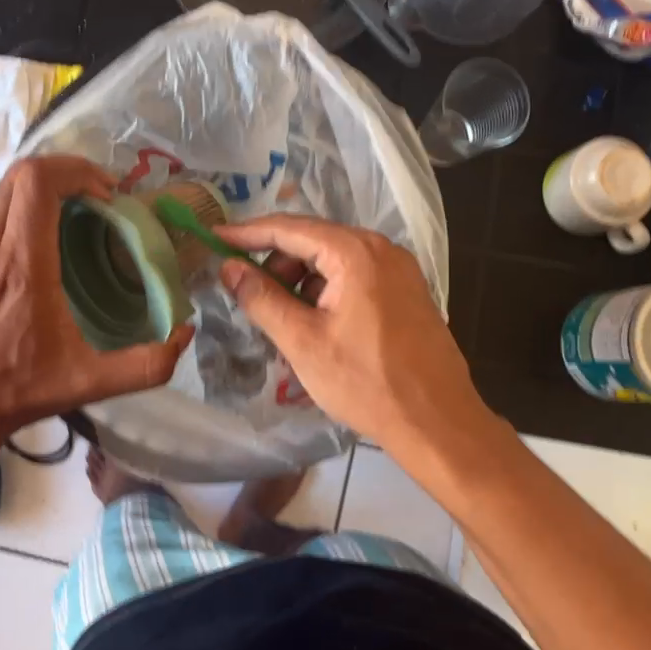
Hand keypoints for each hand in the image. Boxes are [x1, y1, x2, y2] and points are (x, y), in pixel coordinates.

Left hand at [0, 148, 192, 452]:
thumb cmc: (21, 388)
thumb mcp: (92, 382)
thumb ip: (147, 364)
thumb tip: (186, 333)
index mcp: (25, 263)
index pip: (42, 182)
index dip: (77, 172)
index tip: (106, 194)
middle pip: (23, 176)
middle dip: (65, 173)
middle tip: (96, 197)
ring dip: (35, 181)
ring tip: (65, 196)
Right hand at [216, 215, 493, 454]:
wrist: (437, 421)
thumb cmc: (366, 382)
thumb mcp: (303, 342)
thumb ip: (262, 299)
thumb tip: (230, 267)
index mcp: (355, 253)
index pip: (289, 228)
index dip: (247, 233)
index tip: (214, 238)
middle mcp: (381, 249)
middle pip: (314, 240)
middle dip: (276, 263)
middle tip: (248, 295)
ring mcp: (399, 270)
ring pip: (334, 260)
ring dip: (301, 280)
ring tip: (283, 320)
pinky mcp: (407, 292)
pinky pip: (356, 277)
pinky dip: (327, 291)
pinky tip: (315, 325)